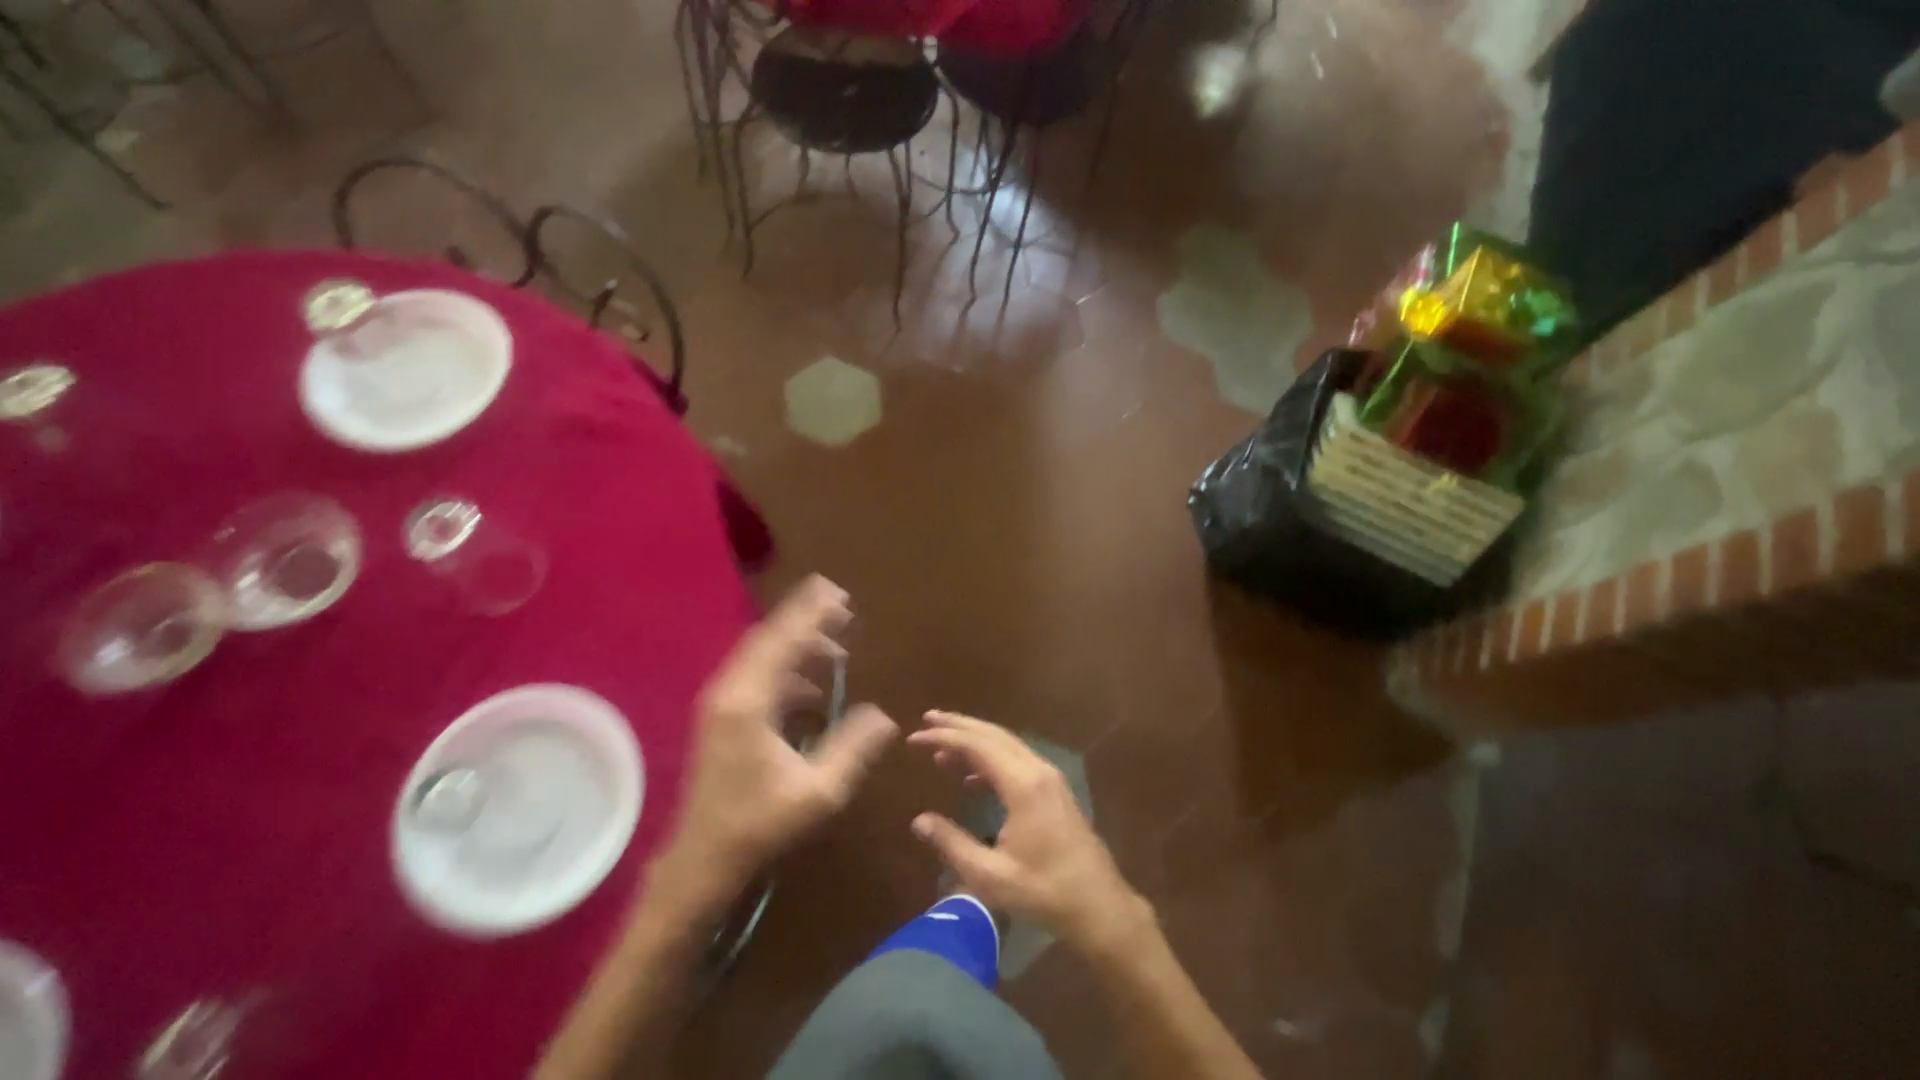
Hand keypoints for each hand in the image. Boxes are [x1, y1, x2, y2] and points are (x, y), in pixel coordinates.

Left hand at [662, 576, 897, 893]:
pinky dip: (786, 670)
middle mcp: (729, 691)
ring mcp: (720, 704)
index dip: (811, 614)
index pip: (782, 640)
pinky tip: (812, 689)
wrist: (703, 857)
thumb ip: (852, 748)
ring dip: (797, 646)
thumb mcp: (817, 791)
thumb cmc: (759, 823)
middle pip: (768, 639)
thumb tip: (884, 716)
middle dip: (806, 621)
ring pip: (761, 656)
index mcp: (748, 701)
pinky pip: (756, 676)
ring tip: (836, 648)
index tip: (839, 593)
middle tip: (844, 610)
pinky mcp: (721, 718)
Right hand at [908, 711, 1151, 951]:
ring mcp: (1051, 780)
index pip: (977, 745)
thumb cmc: (1043, 891)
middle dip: (959, 726)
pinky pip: (1018, 761)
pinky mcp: (1056, 792)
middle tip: (927, 719)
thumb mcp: (989, 875)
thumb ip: (952, 843)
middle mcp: (1039, 771)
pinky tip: (972, 779)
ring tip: (941, 749)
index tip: (915, 738)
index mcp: (1023, 785)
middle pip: (994, 735)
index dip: (944, 738)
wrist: (1099, 906)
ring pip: (1008, 746)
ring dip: (975, 742)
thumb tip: (919, 821)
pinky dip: (991, 760)